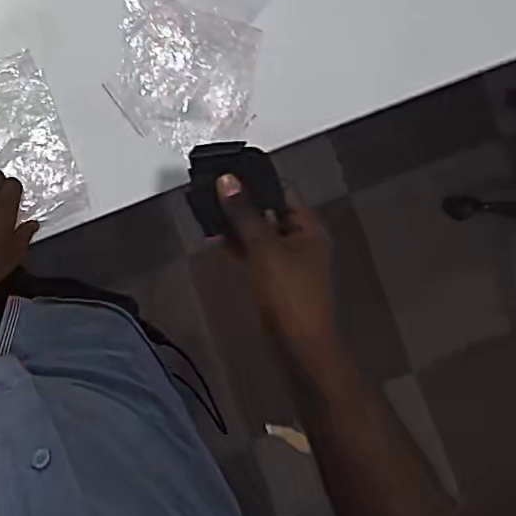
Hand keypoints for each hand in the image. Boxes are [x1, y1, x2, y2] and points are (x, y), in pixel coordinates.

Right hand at [216, 174, 336, 350]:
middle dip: (240, 199)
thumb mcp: (263, 248)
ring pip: (257, 229)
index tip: (227, 168)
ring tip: (206, 209)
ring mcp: (287, 257)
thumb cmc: (289, 293)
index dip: (256, 177)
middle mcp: (300, 238)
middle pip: (268, 208)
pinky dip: (235, 242)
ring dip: (235, 221)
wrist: (300, 347)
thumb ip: (244, 213)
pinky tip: (214, 237)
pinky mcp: (273, 274)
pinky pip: (252, 248)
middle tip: (210, 188)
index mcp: (308, 227)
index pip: (282, 188)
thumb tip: (227, 180)